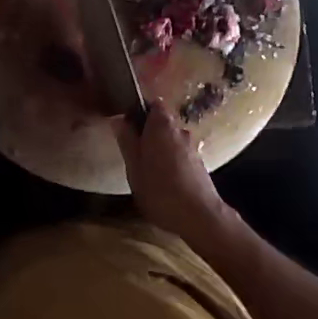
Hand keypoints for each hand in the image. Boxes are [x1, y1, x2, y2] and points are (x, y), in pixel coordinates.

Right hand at [112, 110, 229, 238]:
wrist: (199, 215)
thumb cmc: (160, 190)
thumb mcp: (134, 167)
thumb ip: (127, 141)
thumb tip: (118, 119)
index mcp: (162, 126)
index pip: (153, 104)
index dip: (140, 110)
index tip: (127, 125)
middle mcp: (180, 130)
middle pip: (162, 122)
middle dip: (148, 132)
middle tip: (133, 151)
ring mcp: (192, 146)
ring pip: (171, 139)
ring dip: (160, 147)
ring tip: (146, 168)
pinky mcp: (199, 162)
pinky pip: (180, 153)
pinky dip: (170, 159)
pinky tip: (163, 178)